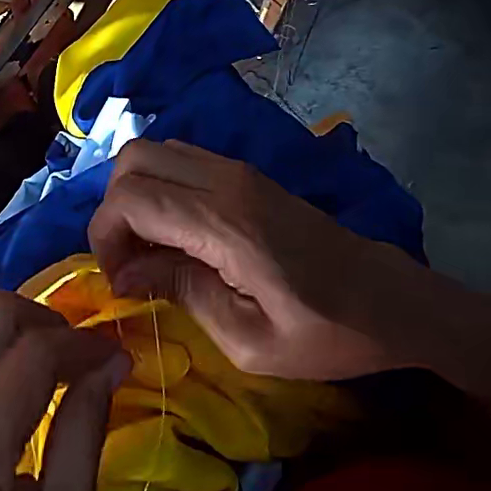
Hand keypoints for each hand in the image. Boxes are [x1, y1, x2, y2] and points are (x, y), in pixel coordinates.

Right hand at [88, 139, 409, 380]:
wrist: (386, 297)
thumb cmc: (325, 331)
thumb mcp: (248, 340)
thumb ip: (182, 294)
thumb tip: (126, 274)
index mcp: (226, 222)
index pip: (131, 196)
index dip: (104, 236)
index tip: (119, 281)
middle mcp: (229, 181)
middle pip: (135, 157)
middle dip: (113, 208)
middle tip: (127, 263)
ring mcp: (242, 172)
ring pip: (159, 151)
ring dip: (136, 195)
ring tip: (149, 252)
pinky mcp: (251, 176)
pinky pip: (186, 161)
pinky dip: (162, 189)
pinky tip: (177, 238)